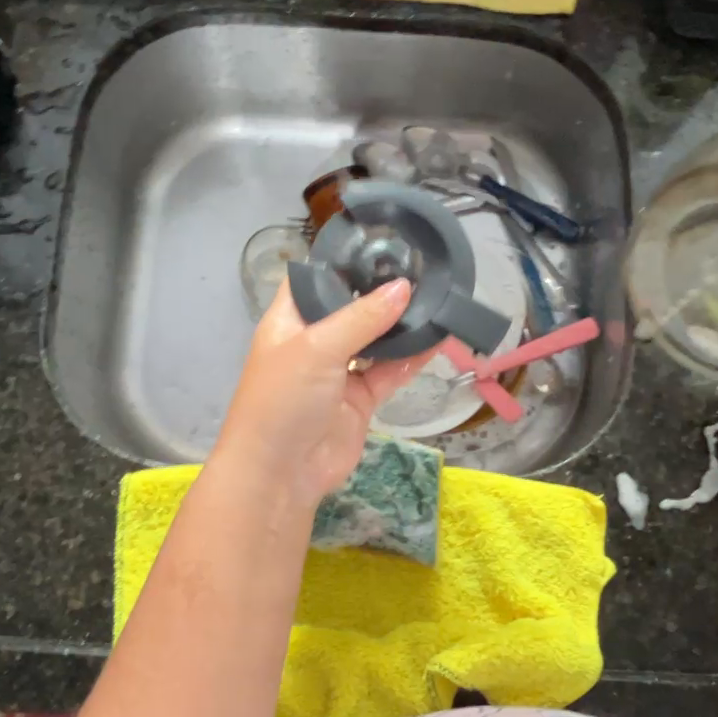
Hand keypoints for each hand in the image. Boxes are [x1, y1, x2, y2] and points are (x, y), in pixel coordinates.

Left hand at [210, 280, 435, 506]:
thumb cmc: (284, 398)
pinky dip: (410, 359)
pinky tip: (436, 340)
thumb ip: (363, 318)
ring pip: (375, 341)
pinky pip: (388, 372)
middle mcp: (313, 342)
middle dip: (380, 294)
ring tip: (436, 299)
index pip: (314, 280)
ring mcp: (338, 372)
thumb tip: (404, 287)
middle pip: (350, 309)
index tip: (380, 243)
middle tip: (421, 269)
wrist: (280, 473)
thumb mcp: (318, 348)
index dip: (342, 263)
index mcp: (290, 320)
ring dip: (400, 326)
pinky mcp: (360, 400)